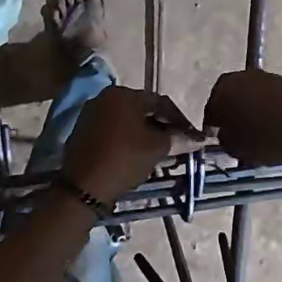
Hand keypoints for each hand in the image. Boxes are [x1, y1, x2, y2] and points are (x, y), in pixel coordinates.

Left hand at [61, 86, 180, 201]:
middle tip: (177, 144)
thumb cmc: (124, 159)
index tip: (192, 136)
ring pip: (128, 120)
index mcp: (124, 94)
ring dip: (146, 133)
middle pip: (144, 110)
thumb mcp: (157, 148)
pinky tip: (138, 153)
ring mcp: (92, 112)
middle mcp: (106, 97)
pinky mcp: (84, 129)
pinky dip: (129, 138)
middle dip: (162, 127)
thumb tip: (198, 138)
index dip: (180, 120)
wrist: (83, 187)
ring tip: (160, 152)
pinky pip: (114, 129)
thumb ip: (178, 138)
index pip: (161, 103)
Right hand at [204, 70, 281, 165]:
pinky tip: (280, 127)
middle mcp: (243, 76)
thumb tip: (227, 134)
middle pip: (233, 96)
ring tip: (262, 133)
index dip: (213, 126)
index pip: (211, 110)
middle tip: (238, 134)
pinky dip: (274, 110)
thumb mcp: (235, 149)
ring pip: (254, 95)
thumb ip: (225, 139)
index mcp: (222, 89)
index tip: (218, 138)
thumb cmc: (266, 139)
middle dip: (233, 113)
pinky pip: (275, 98)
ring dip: (255, 110)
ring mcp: (269, 76)